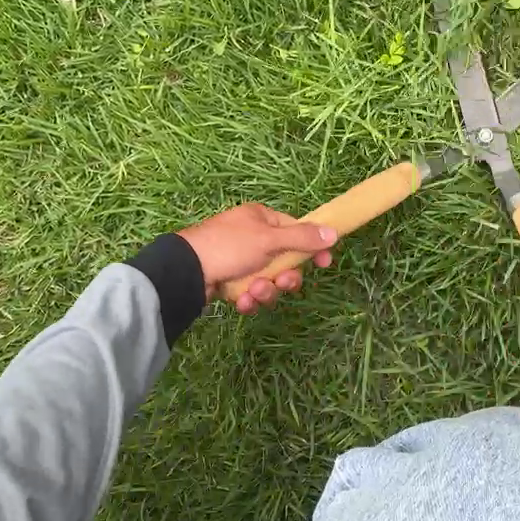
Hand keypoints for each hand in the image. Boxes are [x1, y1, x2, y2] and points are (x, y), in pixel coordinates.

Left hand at [177, 202, 336, 314]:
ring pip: (269, 280)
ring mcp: (240, 261)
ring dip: (265, 291)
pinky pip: (251, 292)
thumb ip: (302, 238)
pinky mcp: (230, 282)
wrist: (186, 271)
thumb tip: (333, 232)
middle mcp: (252, 238)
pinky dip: (248, 299)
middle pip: (284, 261)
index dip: (311, 248)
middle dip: (284, 277)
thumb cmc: (229, 246)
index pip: (296, 231)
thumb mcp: (269, 239)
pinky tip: (241, 301)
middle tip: (282, 283)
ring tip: (252, 292)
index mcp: (261, 219)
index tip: (324, 264)